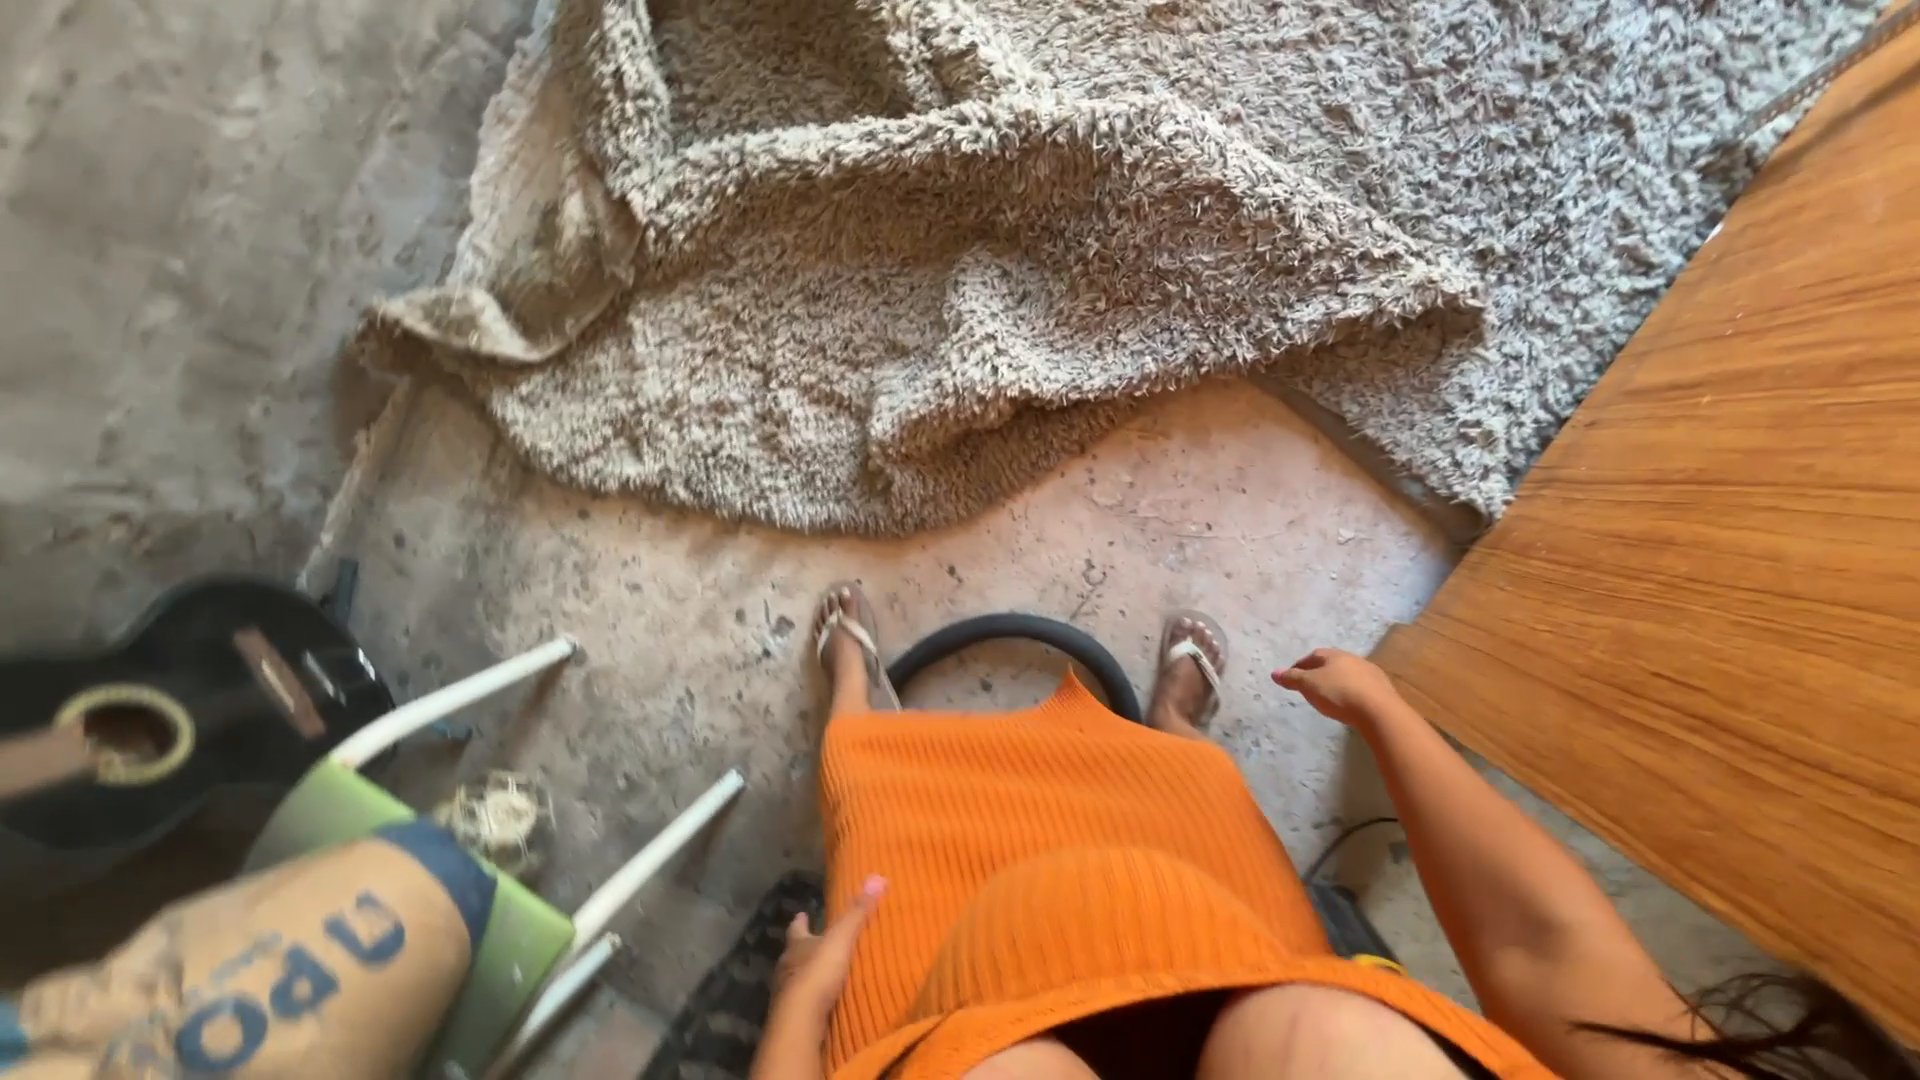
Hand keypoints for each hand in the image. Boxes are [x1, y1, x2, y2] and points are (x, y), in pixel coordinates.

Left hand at [774, 874, 885, 1019]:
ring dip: (806, 976)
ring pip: (795, 979)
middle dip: (803, 949)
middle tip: (815, 944)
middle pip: (793, 953)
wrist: (800, 1020)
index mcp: (796, 945)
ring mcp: (785, 993)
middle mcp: (786, 966)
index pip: (796, 928)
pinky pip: (801, 1004)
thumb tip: (877, 877)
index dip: (800, 921)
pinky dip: (810, 1001)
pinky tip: (821, 1003)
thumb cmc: (818, 972)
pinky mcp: (790, 1017)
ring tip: (821, 975)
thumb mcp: (841, 938)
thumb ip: (857, 912)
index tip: (801, 913)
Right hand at [1272, 648, 1403, 726]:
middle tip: (1309, 686)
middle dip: (1319, 673)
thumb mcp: (1309, 686)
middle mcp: (1354, 659)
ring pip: (1348, 675)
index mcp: (1334, 655)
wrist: (1379, 712)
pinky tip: (1348, 704)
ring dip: (1337, 682)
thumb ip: (1292, 678)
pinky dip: (1351, 692)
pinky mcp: (1383, 690)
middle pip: (1331, 664)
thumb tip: (1273, 672)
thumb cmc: (1339, 693)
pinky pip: (1361, 687)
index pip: (1312, 656)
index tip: (1292, 678)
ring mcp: (1371, 673)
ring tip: (1329, 697)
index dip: (1300, 666)